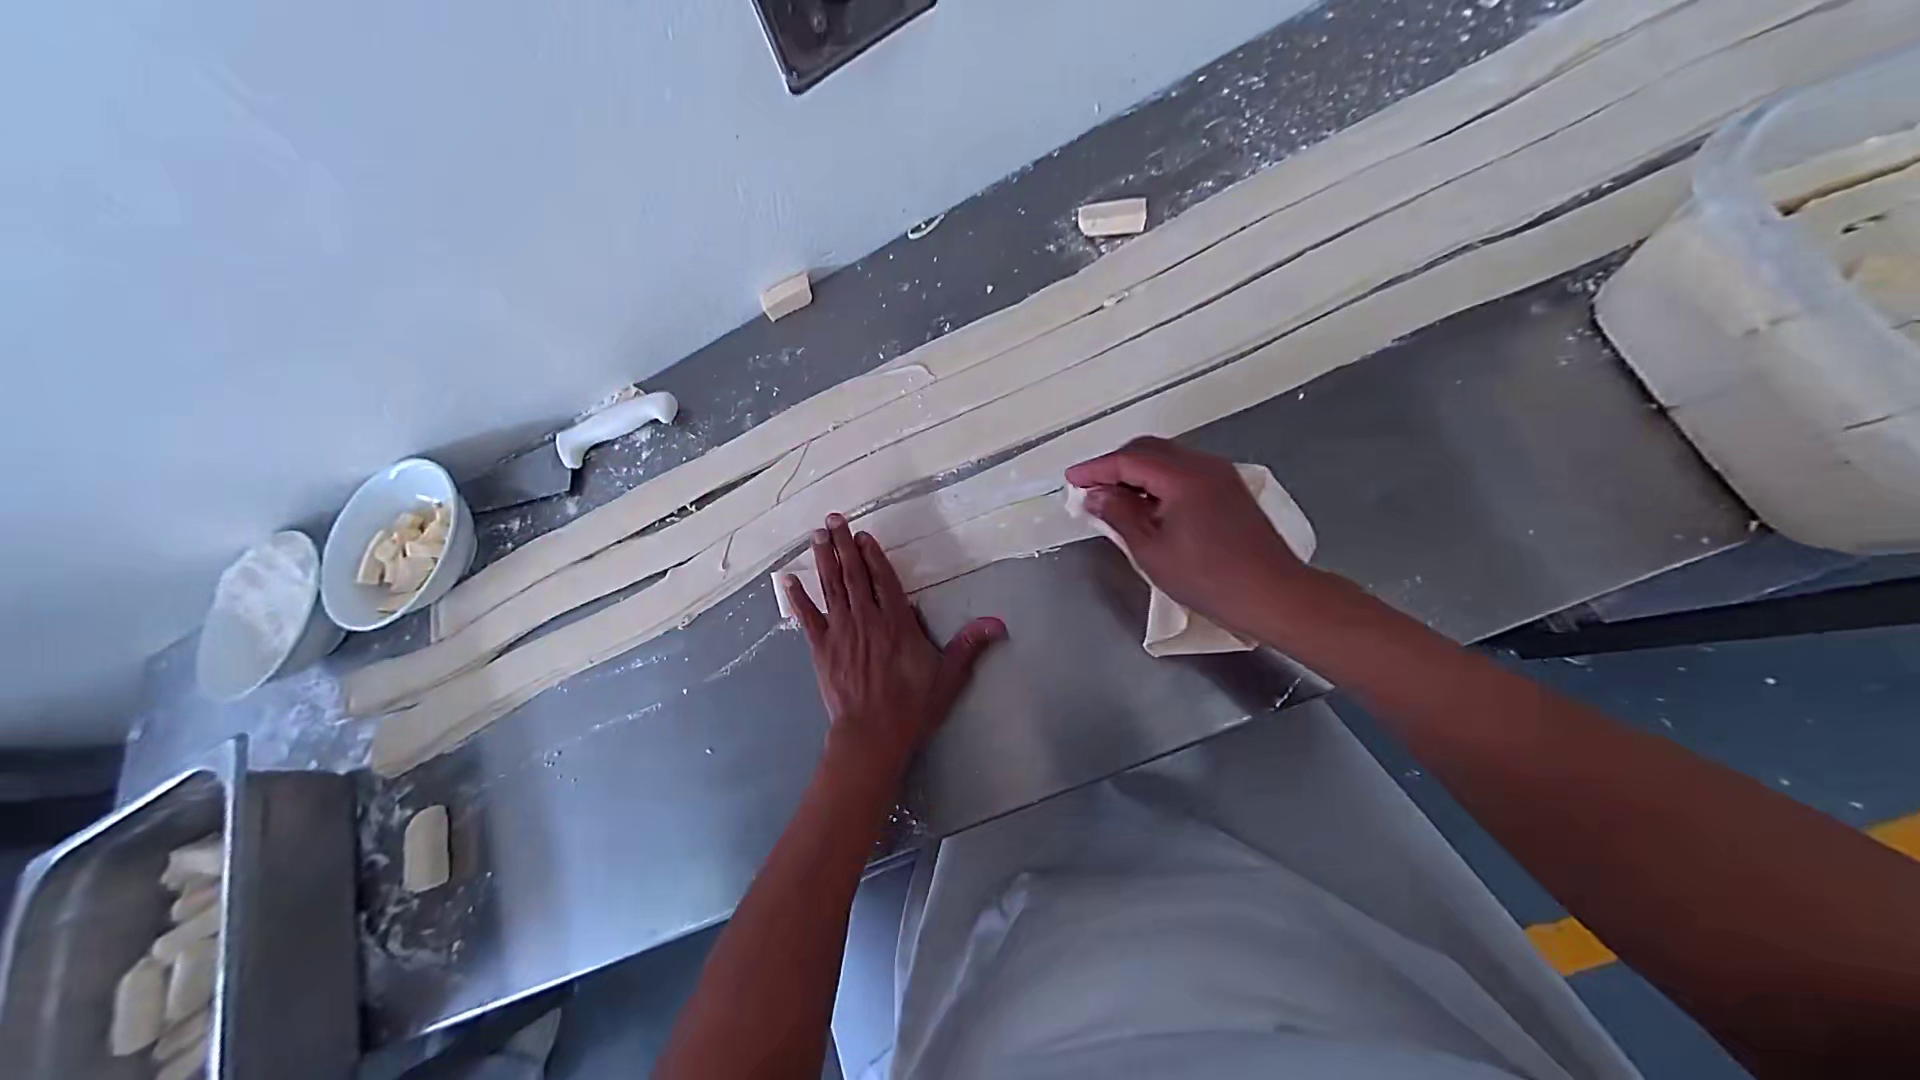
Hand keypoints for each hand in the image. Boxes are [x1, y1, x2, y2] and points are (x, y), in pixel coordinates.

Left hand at [782, 514, 1005, 783]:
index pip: (884, 579)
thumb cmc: (912, 706)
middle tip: (834, 519)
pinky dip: (798, 598)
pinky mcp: (821, 649)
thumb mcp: (949, 676)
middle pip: (855, 575)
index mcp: (897, 622)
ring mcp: (841, 632)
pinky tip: (788, 579)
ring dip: (824, 560)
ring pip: (832, 588)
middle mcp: (867, 619)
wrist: (872, 734)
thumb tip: (998, 623)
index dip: (873, 555)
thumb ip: (969, 645)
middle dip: (844, 545)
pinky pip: (807, 618)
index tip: (863, 535)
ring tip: (818, 535)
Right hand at [1065, 437, 1308, 632]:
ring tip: (1114, 499)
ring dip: (1137, 472)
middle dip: (1115, 465)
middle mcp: (1203, 466)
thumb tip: (1096, 496)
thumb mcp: (1151, 550)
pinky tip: (1147, 505)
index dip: (1095, 469)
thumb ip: (1119, 515)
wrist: (1272, 594)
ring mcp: (1220, 476)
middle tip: (1090, 487)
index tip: (1072, 479)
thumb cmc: (1208, 578)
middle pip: (1149, 450)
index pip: (1128, 460)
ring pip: (1167, 459)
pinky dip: (1158, 480)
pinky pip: (1184, 472)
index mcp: (1183, 476)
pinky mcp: (1228, 490)